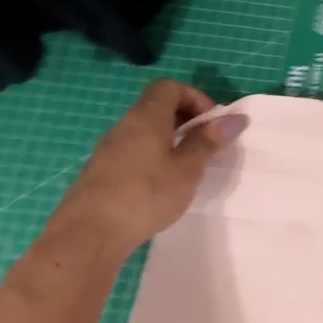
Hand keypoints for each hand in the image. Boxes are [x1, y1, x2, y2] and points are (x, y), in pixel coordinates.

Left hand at [47, 79, 238, 255]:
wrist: (88, 235)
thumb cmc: (146, 194)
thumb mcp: (188, 168)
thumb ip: (209, 141)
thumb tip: (234, 118)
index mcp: (145, 118)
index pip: (169, 87)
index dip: (195, 98)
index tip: (211, 125)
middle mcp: (124, 127)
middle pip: (157, 108)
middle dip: (187, 121)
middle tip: (207, 147)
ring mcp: (108, 150)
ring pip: (145, 132)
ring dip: (171, 142)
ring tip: (188, 169)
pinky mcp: (101, 173)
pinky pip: (134, 152)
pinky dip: (154, 158)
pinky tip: (162, 186)